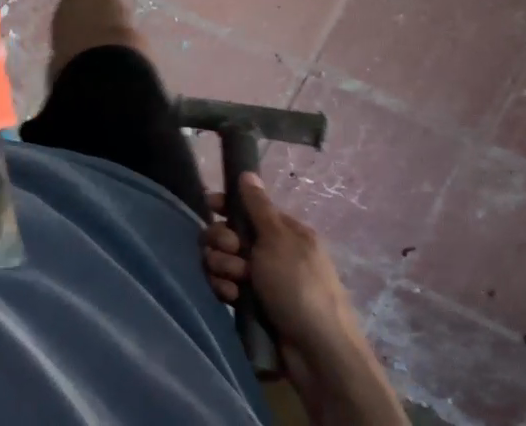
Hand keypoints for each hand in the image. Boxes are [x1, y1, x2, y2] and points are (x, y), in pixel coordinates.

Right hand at [200, 173, 367, 360]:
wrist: (316, 352)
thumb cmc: (300, 288)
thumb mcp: (280, 241)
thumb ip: (258, 207)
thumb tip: (248, 172)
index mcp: (285, 234)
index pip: (247, 208)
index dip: (226, 205)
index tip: (209, 206)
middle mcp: (271, 253)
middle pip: (227, 232)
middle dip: (221, 241)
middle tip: (233, 253)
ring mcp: (260, 278)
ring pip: (220, 258)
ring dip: (221, 267)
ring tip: (235, 283)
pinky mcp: (248, 301)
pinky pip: (222, 283)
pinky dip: (223, 288)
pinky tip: (231, 298)